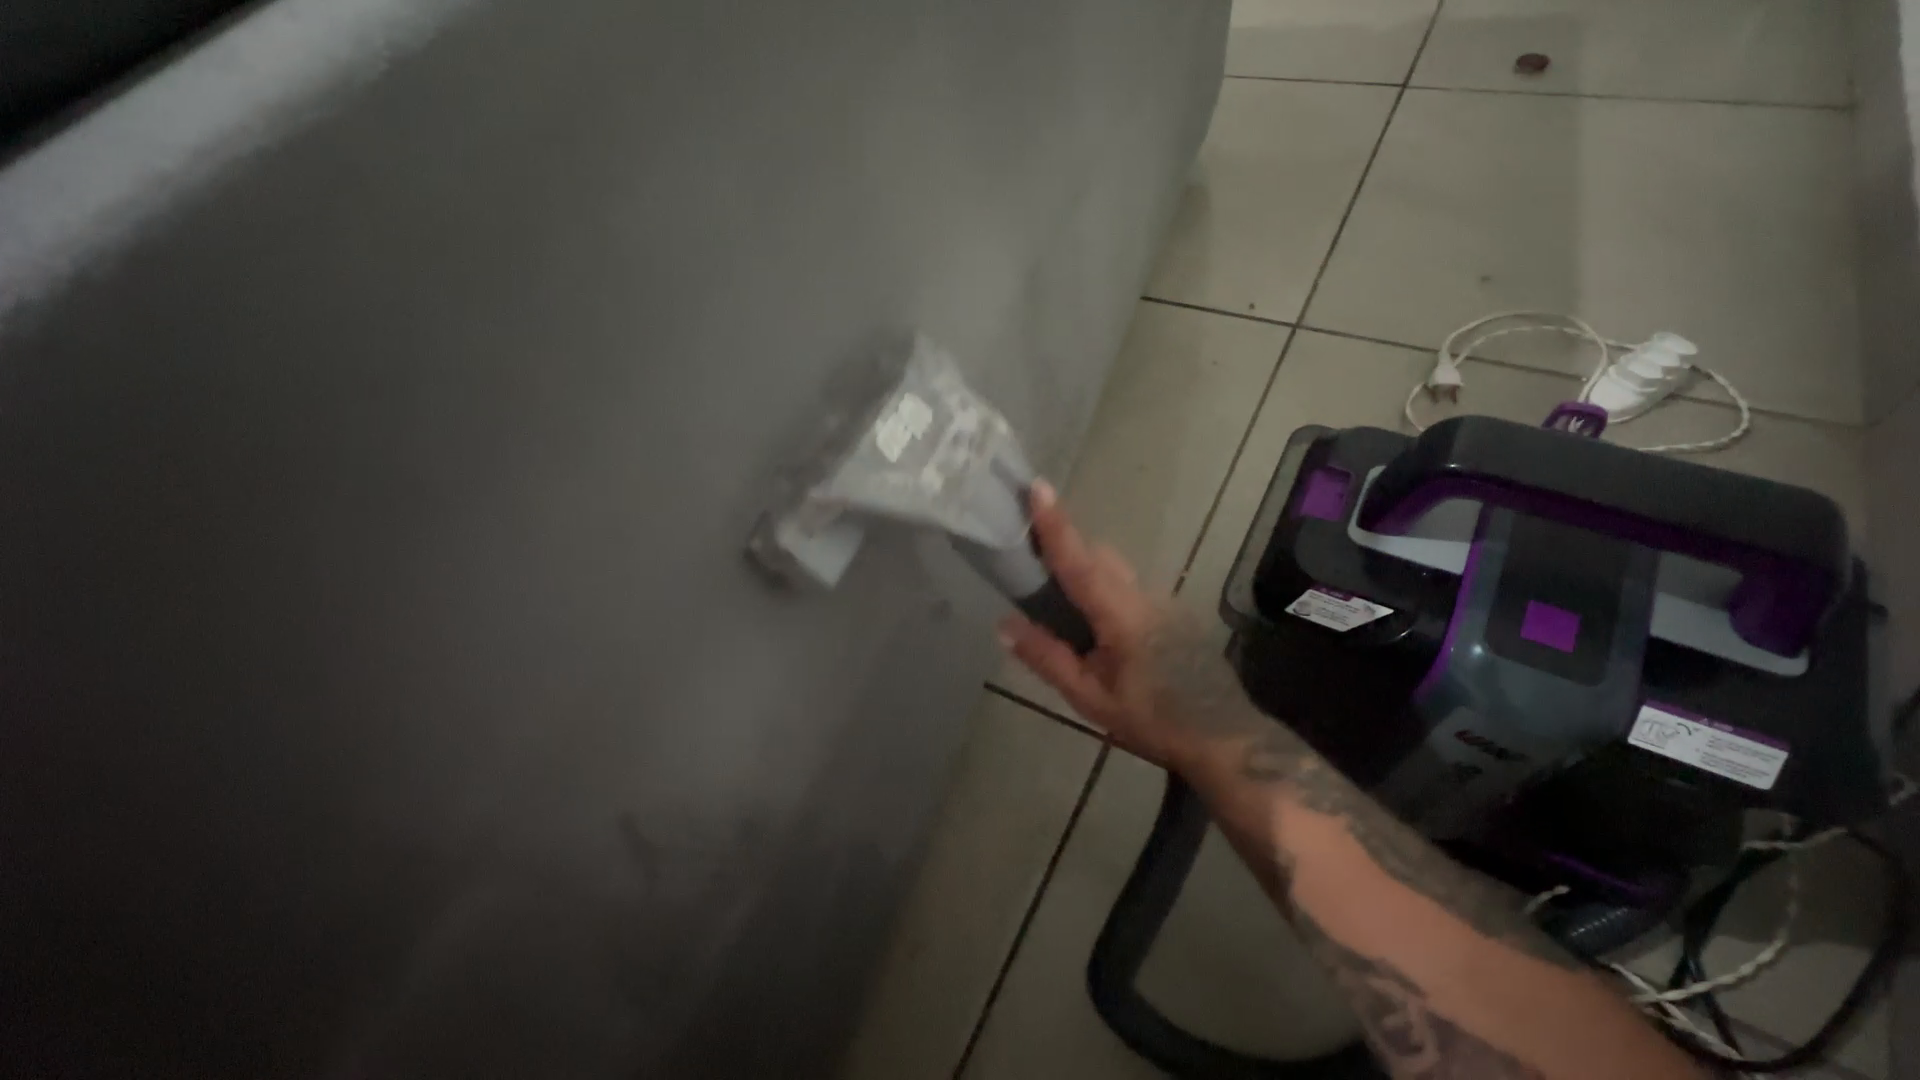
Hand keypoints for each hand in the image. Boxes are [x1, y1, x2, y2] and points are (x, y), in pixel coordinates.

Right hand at [997, 481, 1245, 768]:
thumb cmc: (1153, 722)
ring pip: (1116, 572)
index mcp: (1121, 615)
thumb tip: (1004, 623)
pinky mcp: (1175, 615)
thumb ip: (1048, 658)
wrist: (1225, 737)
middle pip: (1099, 557)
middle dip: (1066, 549)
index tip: (1037, 487)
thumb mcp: (1091, 699)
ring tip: (1060, 606)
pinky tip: (1100, 633)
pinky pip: (1130, 589)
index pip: (1080, 561)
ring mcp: (1164, 603)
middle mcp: (1144, 597)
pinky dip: (1106, 593)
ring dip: (1086, 574)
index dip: (1056, 525)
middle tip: (1031, 563)